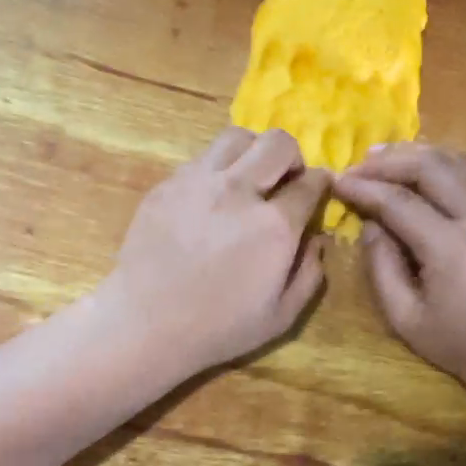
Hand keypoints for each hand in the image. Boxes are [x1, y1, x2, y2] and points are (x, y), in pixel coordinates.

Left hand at [100, 127, 329, 376]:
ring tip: (247, 178)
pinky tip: (209, 199)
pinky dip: (214, 170)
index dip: (319, 184)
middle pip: (277, 143)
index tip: (315, 191)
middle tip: (283, 180)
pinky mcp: (166, 185)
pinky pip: (199, 160)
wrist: (146, 324)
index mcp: (274, 225)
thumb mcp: (282, 315)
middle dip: (290, 156)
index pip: (311, 182)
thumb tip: (317, 238)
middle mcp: (238, 191)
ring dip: (251, 152)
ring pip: (236, 137)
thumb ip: (309, 273)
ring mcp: (197, 182)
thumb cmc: (218, 328)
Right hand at [334, 143, 465, 420]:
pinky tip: (421, 167)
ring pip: (458, 162)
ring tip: (384, 157)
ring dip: (417, 154)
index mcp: (450, 250)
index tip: (336, 182)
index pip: (399, 202)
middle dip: (389, 161)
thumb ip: (382, 268)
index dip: (364, 188)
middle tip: (357, 166)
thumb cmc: (462, 346)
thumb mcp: (406, 319)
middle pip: (431, 168)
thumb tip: (370, 225)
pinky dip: (443, 163)